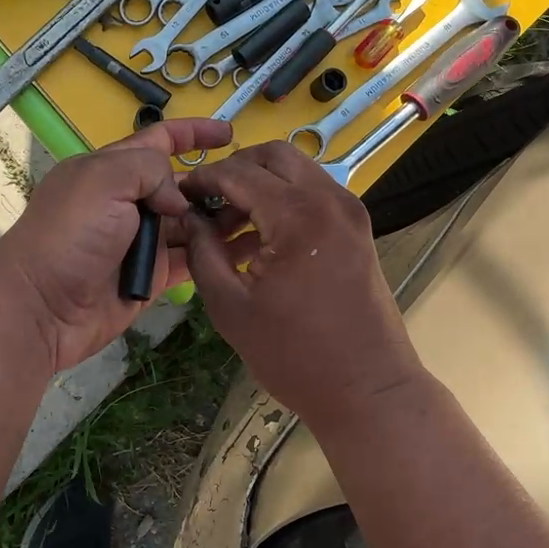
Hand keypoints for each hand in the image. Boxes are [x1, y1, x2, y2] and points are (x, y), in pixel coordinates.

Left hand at [0, 118, 232, 372]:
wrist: (41, 308)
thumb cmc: (69, 235)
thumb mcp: (104, 180)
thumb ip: (149, 170)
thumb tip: (178, 199)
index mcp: (111, 168)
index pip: (159, 140)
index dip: (193, 132)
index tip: (230, 132)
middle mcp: (128, 201)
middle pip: (181, 184)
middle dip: (216, 181)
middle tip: (255, 187)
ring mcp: (141, 241)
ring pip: (192, 223)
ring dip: (222, 218)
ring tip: (260, 216)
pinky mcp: (151, 276)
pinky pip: (192, 260)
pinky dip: (216, 254)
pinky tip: (248, 249)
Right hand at [176, 142, 423, 429]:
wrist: (370, 392)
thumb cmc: (296, 356)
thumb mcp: (231, 308)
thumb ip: (203, 253)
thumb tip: (188, 218)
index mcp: (298, 215)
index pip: (239, 173)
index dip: (203, 178)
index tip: (179, 193)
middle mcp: (329, 199)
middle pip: (274, 155)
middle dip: (235, 170)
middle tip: (207, 202)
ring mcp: (348, 211)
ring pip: (296, 171)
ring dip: (260, 185)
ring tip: (226, 227)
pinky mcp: (356, 228)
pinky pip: (312, 195)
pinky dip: (282, 202)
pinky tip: (255, 243)